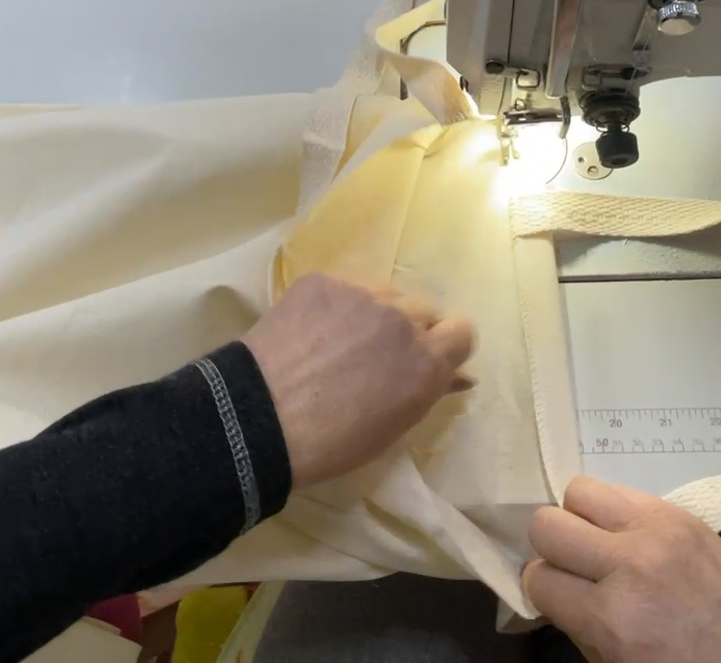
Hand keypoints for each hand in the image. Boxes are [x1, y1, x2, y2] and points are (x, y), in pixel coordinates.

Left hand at [243, 273, 474, 488]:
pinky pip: (348, 287)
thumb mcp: (393, 425)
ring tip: (342, 341)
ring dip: (377, 313)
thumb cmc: (332, 441)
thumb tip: (461, 374)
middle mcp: (403, 318)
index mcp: (427, 362)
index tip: (425, 360)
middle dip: (411, 330)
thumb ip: (431, 389)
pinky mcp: (327, 279)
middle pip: (425, 310)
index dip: (445, 346)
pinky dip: (340, 304)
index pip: (462, 331)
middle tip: (378, 355)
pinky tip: (316, 329)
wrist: (258, 418)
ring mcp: (363, 293)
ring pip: (387, 294)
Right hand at [524, 477, 720, 662]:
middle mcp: (628, 565)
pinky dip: (613, 511)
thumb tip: (553, 595)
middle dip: (551, 550)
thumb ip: (582, 632)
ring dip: (579, 519)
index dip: (541, 592)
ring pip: (577, 490)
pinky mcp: (679, 512)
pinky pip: (620, 489)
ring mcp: (656, 530)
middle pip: (547, 524)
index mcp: (613, 621)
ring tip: (600, 545)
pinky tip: (630, 537)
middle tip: (573, 570)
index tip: (556, 599)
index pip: (538, 580)